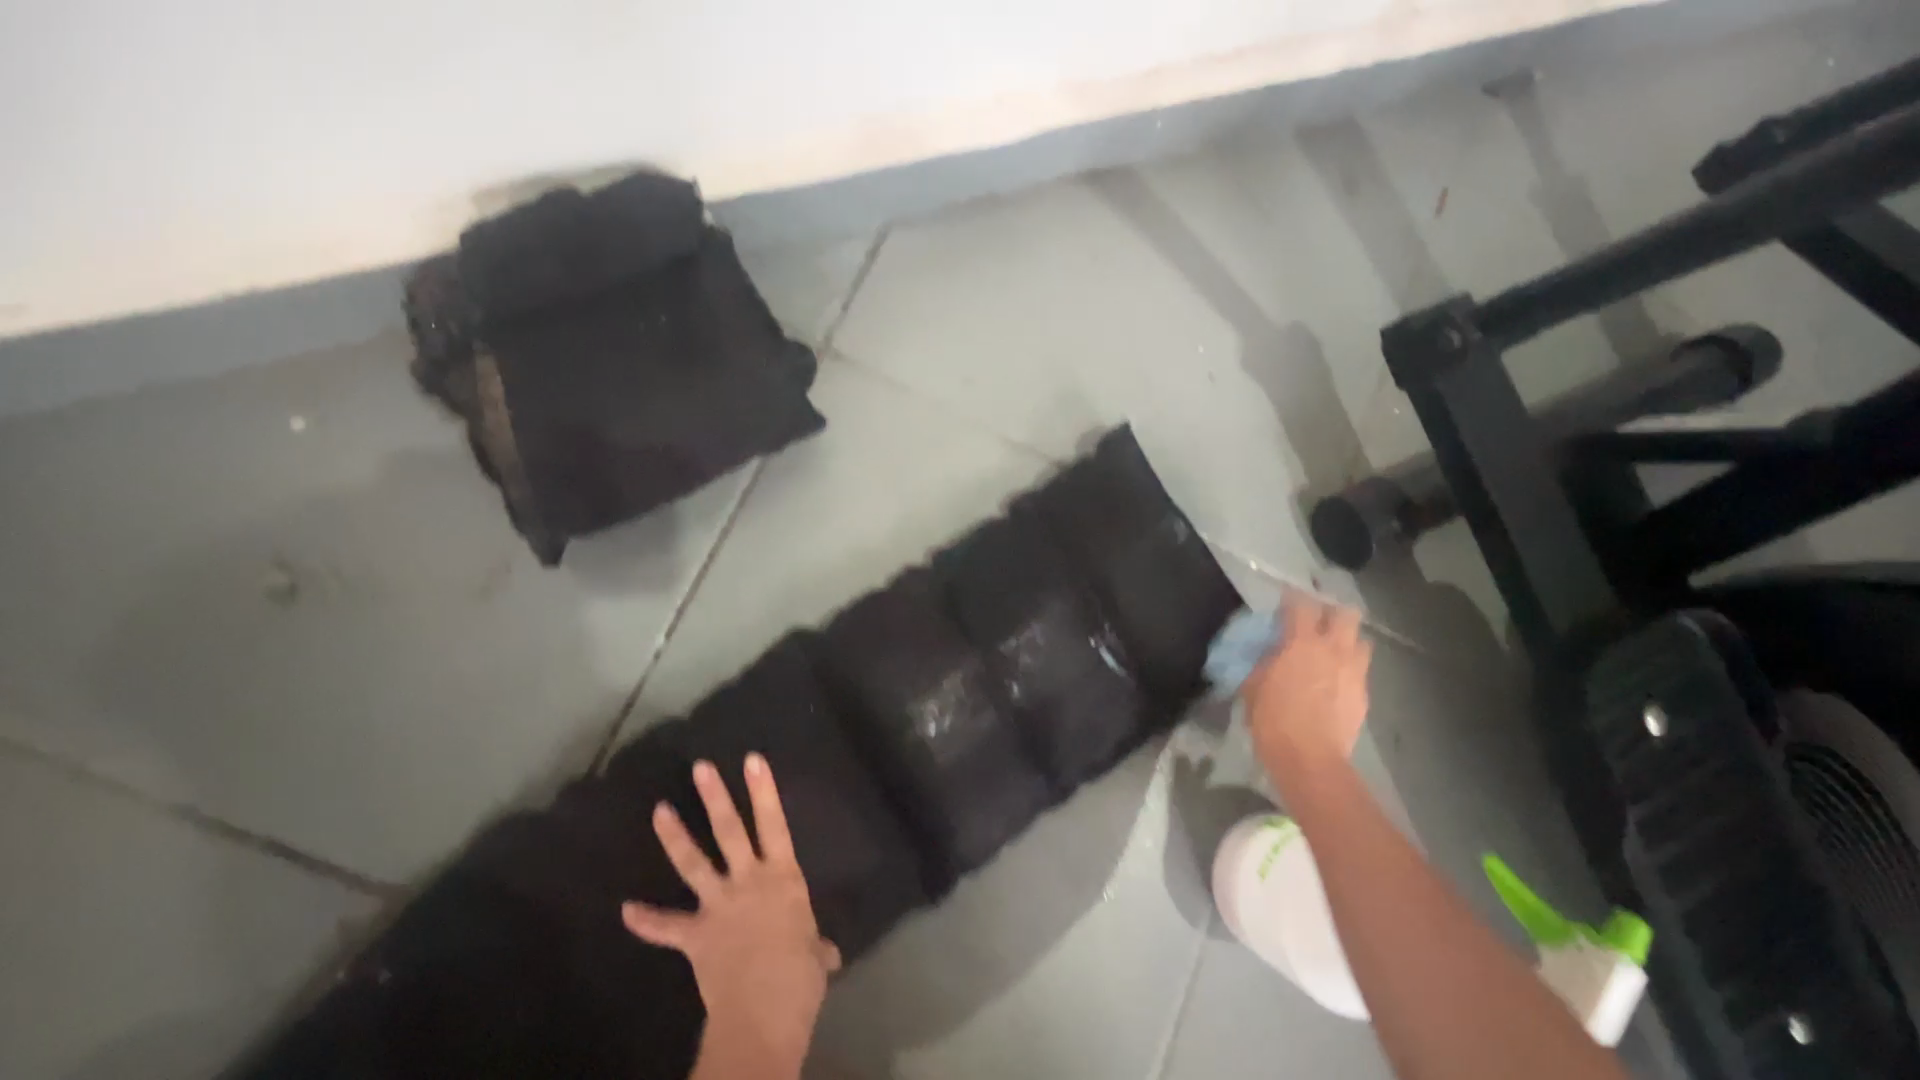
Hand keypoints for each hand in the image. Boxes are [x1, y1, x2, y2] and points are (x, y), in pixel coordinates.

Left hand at [623, 755, 840, 1075]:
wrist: (764, 1010)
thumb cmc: (800, 977)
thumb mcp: (816, 956)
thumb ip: (816, 947)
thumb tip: (826, 954)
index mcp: (783, 879)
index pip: (775, 825)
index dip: (764, 791)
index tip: (752, 759)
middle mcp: (749, 881)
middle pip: (730, 830)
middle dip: (715, 796)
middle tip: (700, 766)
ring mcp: (719, 905)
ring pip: (694, 862)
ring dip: (675, 835)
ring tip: (659, 809)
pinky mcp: (695, 935)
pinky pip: (666, 927)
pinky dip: (646, 920)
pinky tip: (626, 910)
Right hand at [1243, 591, 1372, 788]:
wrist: (1310, 760)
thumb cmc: (1273, 721)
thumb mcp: (1253, 687)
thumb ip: (1264, 663)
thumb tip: (1269, 655)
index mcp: (1302, 643)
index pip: (1301, 605)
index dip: (1293, 598)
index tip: (1285, 599)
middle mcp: (1333, 650)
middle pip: (1346, 614)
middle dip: (1332, 613)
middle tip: (1317, 622)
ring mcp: (1354, 672)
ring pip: (1361, 640)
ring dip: (1347, 640)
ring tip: (1332, 651)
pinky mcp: (1364, 695)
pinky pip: (1360, 670)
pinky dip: (1348, 669)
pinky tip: (1335, 683)